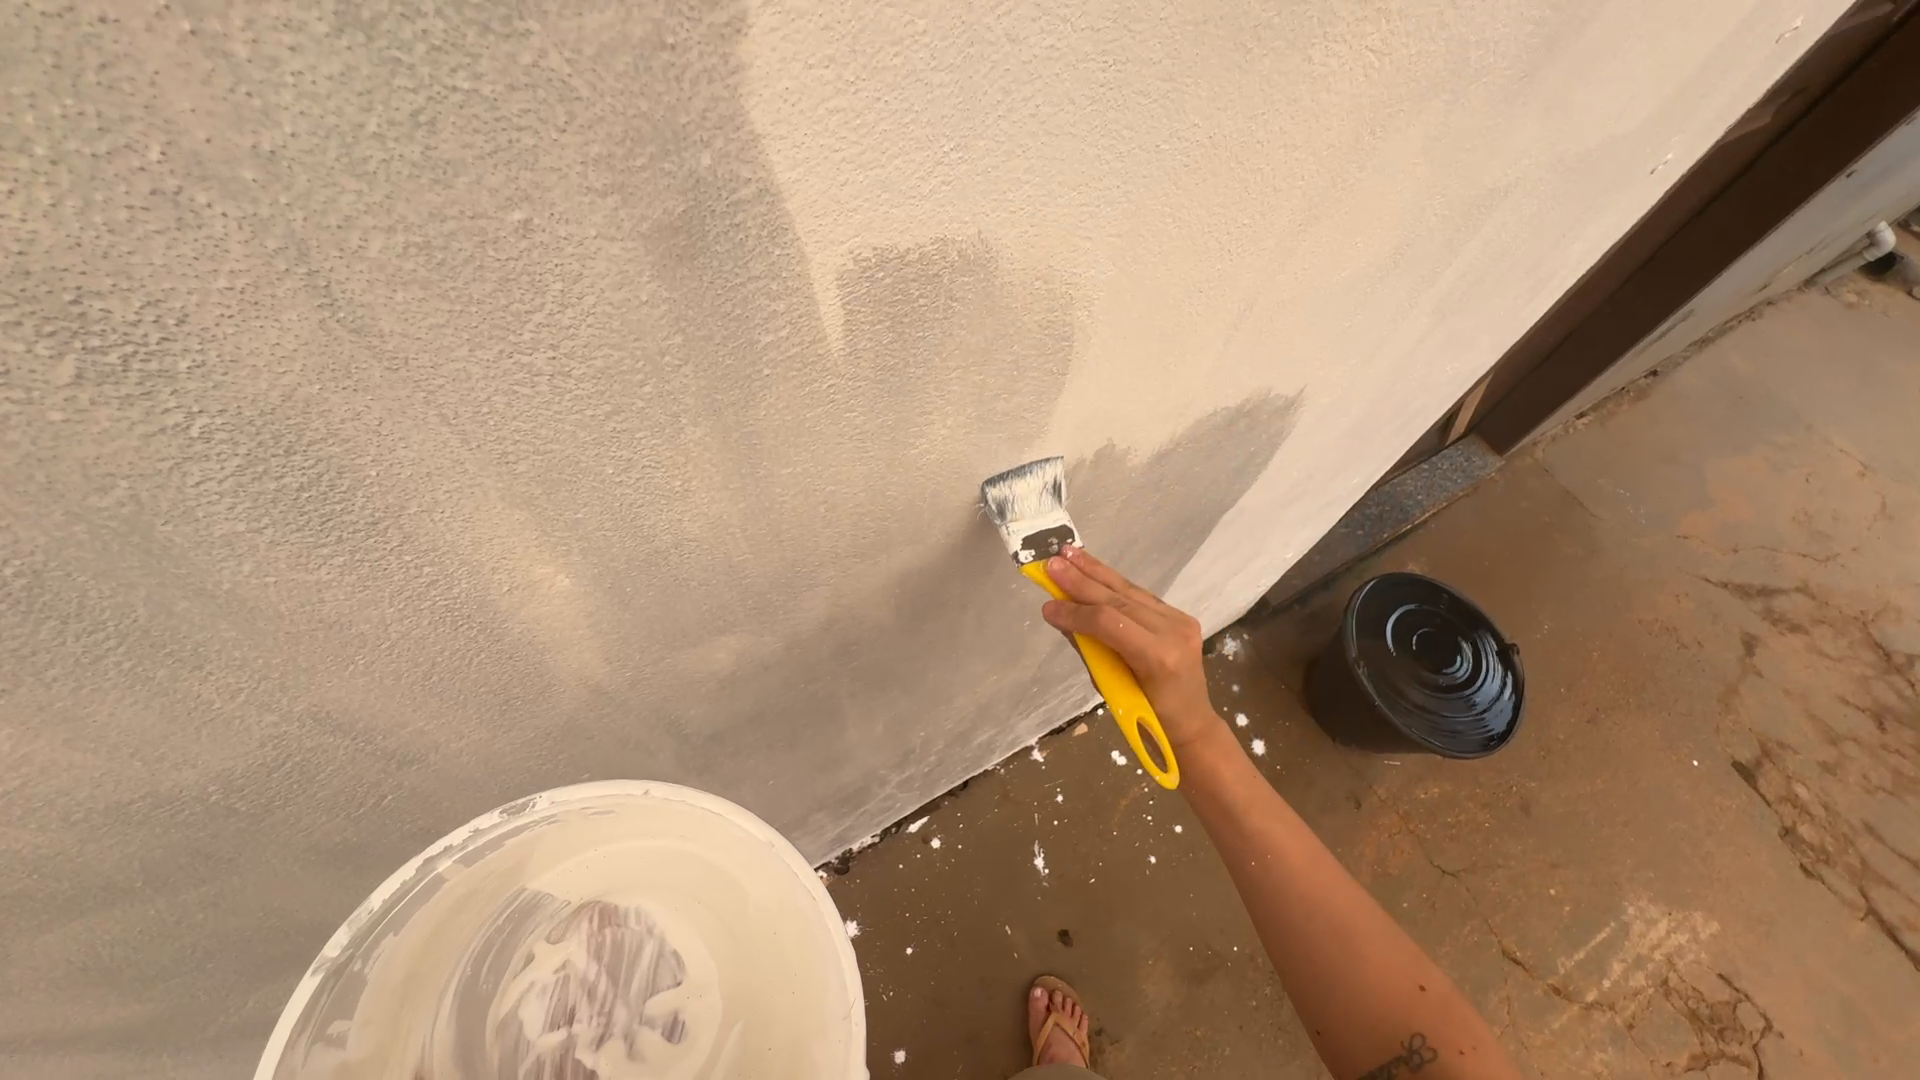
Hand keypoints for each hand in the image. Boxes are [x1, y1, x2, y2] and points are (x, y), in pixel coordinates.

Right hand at [1039, 546, 1225, 748]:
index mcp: (1158, 658)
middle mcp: (1173, 632)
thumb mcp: (1112, 689)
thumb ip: (1089, 648)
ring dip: (1095, 570)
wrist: (1191, 721)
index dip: (1076, 612)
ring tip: (1068, 553)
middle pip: (1119, 599)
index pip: (1110, 623)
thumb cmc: (1148, 719)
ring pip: (1129, 590)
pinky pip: (1139, 595)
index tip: (1046, 606)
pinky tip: (1091, 568)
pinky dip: (1111, 582)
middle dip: (1081, 580)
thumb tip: (1061, 615)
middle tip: (1051, 564)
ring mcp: (1179, 621)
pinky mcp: (1179, 616)